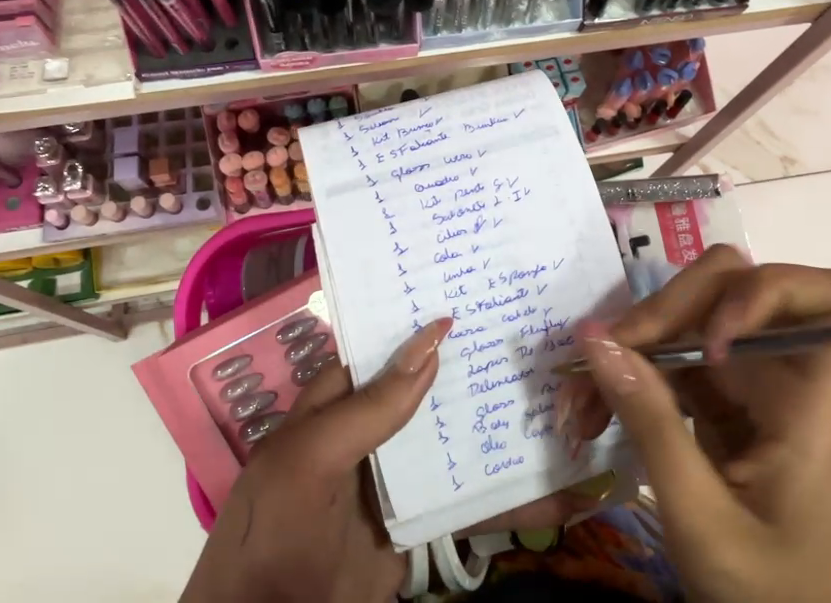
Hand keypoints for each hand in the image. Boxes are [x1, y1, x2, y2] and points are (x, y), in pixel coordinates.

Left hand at [182, 317, 605, 602]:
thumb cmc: (276, 532)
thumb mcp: (311, 460)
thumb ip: (369, 408)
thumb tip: (429, 343)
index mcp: (331, 408)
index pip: (379, 352)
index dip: (417, 325)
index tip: (470, 298)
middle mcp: (365, 436)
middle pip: (423, 394)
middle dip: (468, 370)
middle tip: (530, 337)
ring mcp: (393, 484)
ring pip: (450, 445)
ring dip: (493, 428)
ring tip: (553, 396)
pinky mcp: (418, 528)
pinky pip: (464, 504)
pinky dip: (505, 498)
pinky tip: (553, 484)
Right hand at [559, 245, 830, 602]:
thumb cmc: (766, 588)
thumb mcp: (701, 517)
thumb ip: (652, 424)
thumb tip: (594, 338)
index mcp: (811, 399)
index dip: (777, 289)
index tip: (718, 335)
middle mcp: (783, 370)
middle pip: (736, 282)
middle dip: (668, 306)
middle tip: (615, 352)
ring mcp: (746, 377)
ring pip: (691, 312)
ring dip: (633, 339)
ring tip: (584, 394)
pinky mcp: (715, 394)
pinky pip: (667, 352)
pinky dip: (627, 370)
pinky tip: (593, 408)